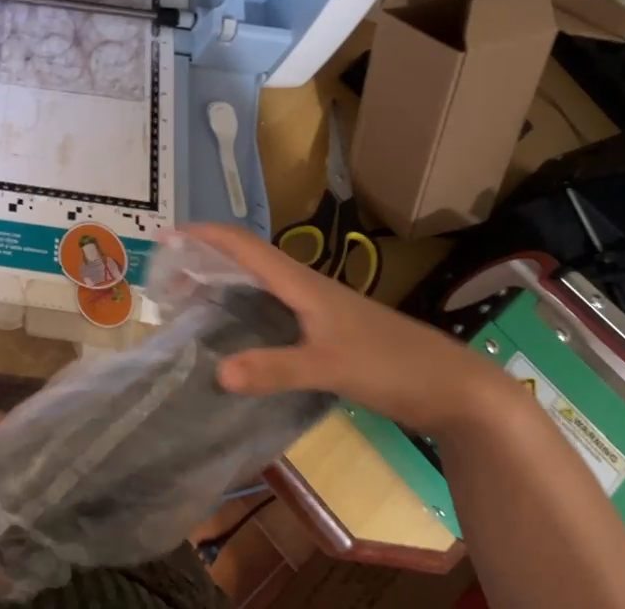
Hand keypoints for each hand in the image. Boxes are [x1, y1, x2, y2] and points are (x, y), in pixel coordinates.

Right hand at [184, 223, 518, 435]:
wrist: (458, 389)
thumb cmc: (393, 365)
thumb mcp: (330, 366)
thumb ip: (275, 368)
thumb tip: (216, 372)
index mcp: (302, 283)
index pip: (244, 245)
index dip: (205, 235)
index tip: (166, 237)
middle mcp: (305, 288)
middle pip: (246, 260)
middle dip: (204, 260)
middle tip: (167, 278)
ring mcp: (318, 310)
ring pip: (259, 285)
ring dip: (223, 285)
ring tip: (190, 302)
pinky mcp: (328, 332)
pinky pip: (272, 309)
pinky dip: (244, 310)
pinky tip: (236, 334)